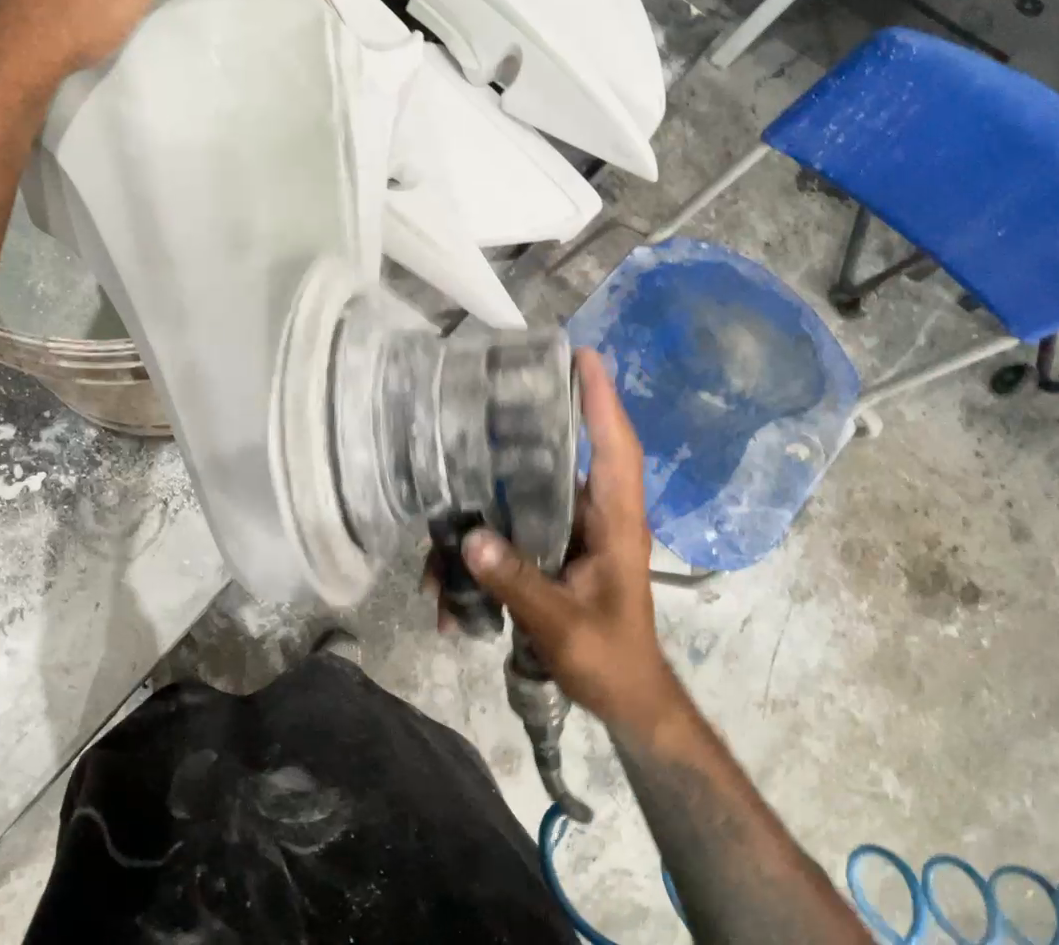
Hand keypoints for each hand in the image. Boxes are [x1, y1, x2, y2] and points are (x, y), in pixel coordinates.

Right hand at [459, 349, 681, 733]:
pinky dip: (475, 566)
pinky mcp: (548, 559)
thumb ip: (519, 582)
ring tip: (433, 574)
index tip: (583, 356)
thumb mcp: (564, 625)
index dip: (601, 401)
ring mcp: (568, 539)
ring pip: (518, 508)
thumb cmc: (612, 660)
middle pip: (554, 464)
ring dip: (473, 534)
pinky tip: (446, 602)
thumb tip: (470, 538)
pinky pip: (506, 544)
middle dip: (510, 447)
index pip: (616, 449)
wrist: (625, 702)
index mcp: (616, 525)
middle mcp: (593, 520)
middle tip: (469, 422)